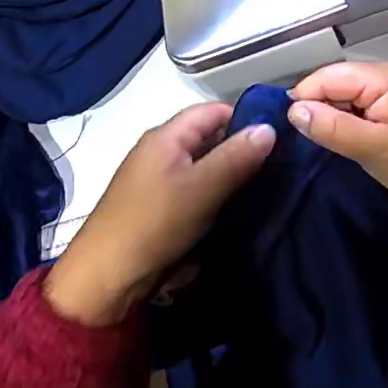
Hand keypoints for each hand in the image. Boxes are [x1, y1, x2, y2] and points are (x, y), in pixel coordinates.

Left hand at [44, 103, 274, 325]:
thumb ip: (236, 156)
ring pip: (203, 165)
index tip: (279, 137)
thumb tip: (270, 127)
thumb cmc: (154, 223)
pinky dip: (215, 194)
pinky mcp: (158, 206)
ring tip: (266, 186)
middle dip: (241, 148)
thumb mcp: (202, 188)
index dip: (245, 118)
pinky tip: (237, 207)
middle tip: (280, 165)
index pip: (212, 111)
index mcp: (166, 135)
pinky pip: (194, 189)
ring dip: (229, 174)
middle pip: (208, 137)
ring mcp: (157, 179)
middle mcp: (160, 150)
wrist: (107, 276)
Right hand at [287, 61, 387, 211]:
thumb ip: (333, 128)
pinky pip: (370, 101)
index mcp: (387, 76)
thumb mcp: (376, 150)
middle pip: (340, 82)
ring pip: (354, 93)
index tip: (292, 128)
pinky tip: (356, 138)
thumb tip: (294, 110)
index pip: (328, 76)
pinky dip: (357, 117)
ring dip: (339, 114)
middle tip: (313, 141)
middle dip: (322, 107)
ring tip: (333, 141)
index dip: (305, 98)